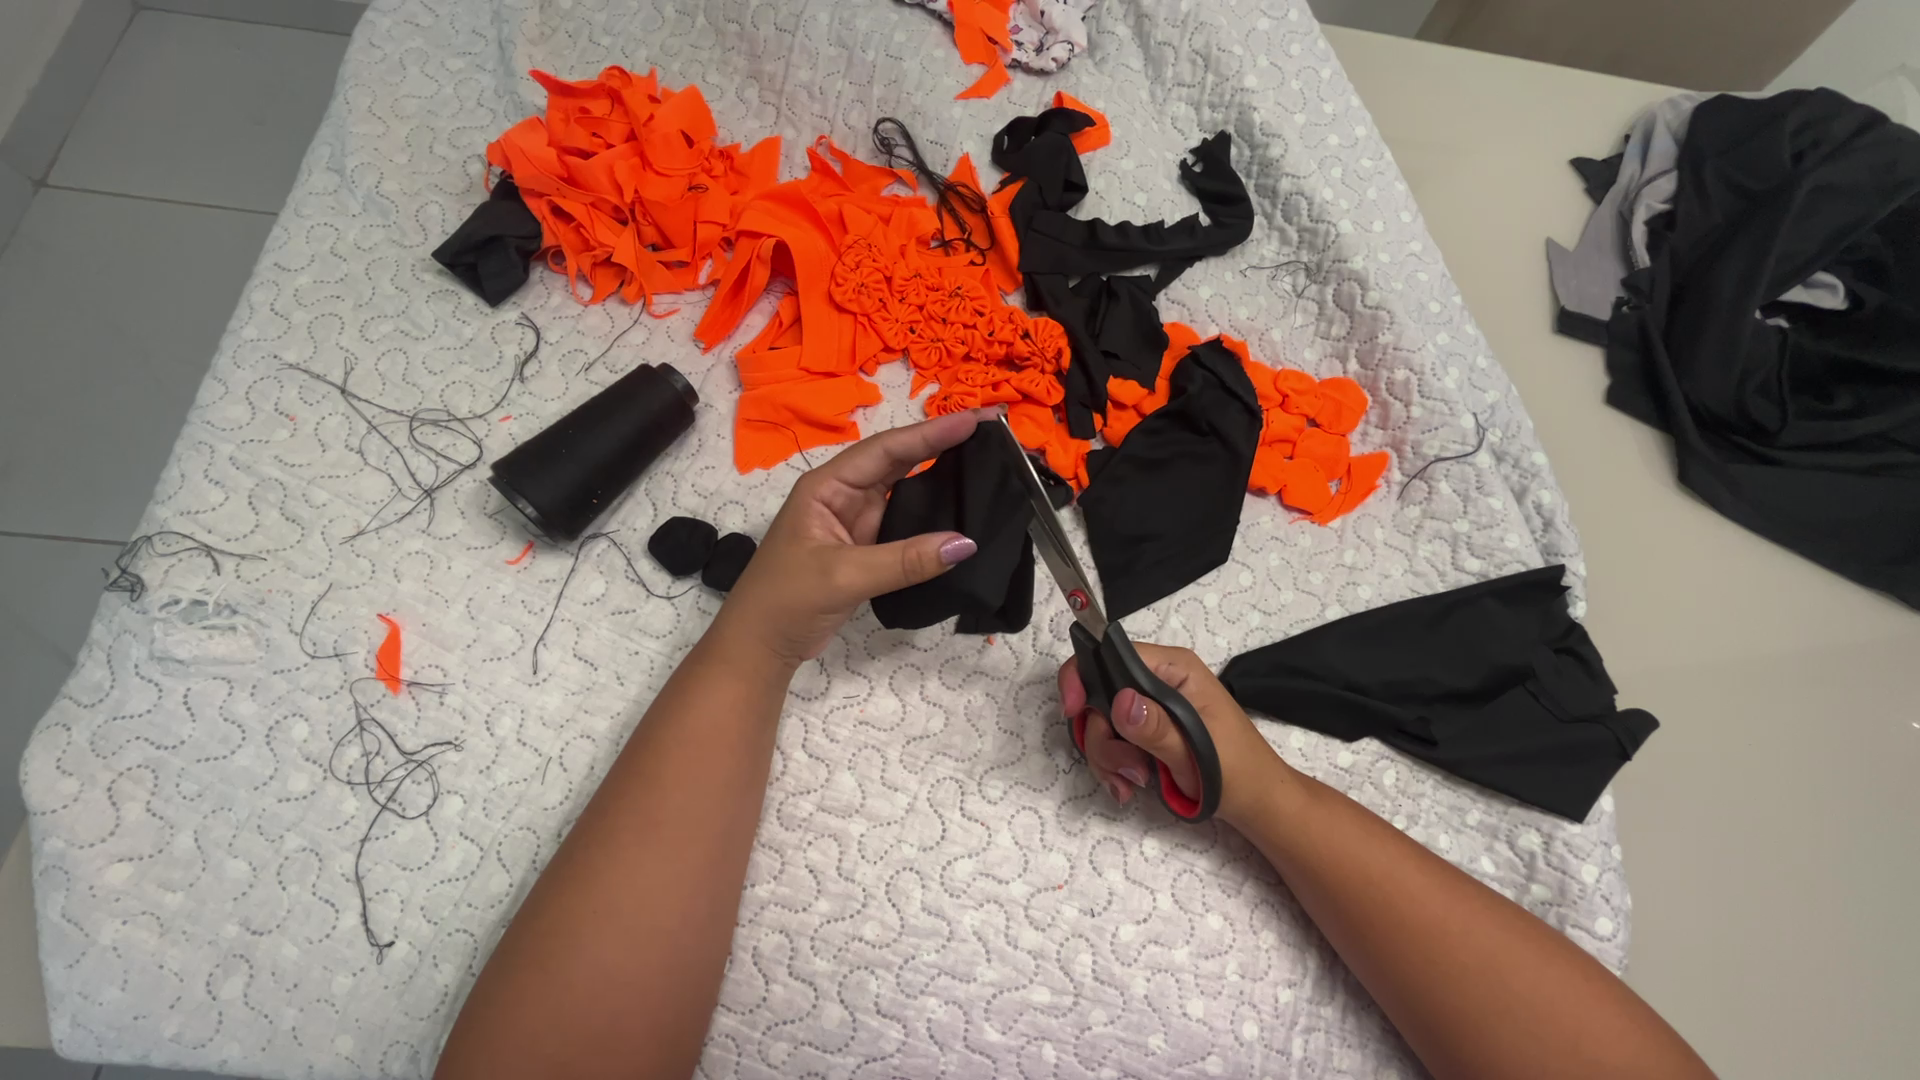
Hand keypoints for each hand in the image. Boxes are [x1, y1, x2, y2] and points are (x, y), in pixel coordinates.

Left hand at [714, 410, 986, 666]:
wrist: (760, 646)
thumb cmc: (786, 600)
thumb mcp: (843, 576)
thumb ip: (904, 560)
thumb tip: (966, 544)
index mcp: (827, 486)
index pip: (885, 450)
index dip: (929, 434)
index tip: (973, 420)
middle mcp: (843, 497)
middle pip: (898, 462)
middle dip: (940, 445)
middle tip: (989, 431)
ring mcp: (857, 524)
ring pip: (905, 492)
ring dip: (940, 479)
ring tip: (985, 463)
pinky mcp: (867, 551)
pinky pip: (906, 526)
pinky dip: (933, 518)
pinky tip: (961, 513)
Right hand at [1058, 643, 1291, 826]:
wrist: (1257, 805)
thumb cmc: (1237, 772)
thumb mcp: (1195, 752)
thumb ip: (1156, 728)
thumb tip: (1120, 702)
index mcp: (1174, 669)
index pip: (1111, 654)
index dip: (1083, 677)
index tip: (1072, 711)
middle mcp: (1157, 681)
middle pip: (1099, 695)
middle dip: (1102, 737)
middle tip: (1126, 770)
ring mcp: (1150, 707)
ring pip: (1100, 723)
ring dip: (1107, 757)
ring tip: (1133, 784)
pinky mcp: (1145, 731)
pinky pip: (1111, 742)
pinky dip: (1112, 766)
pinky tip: (1128, 787)